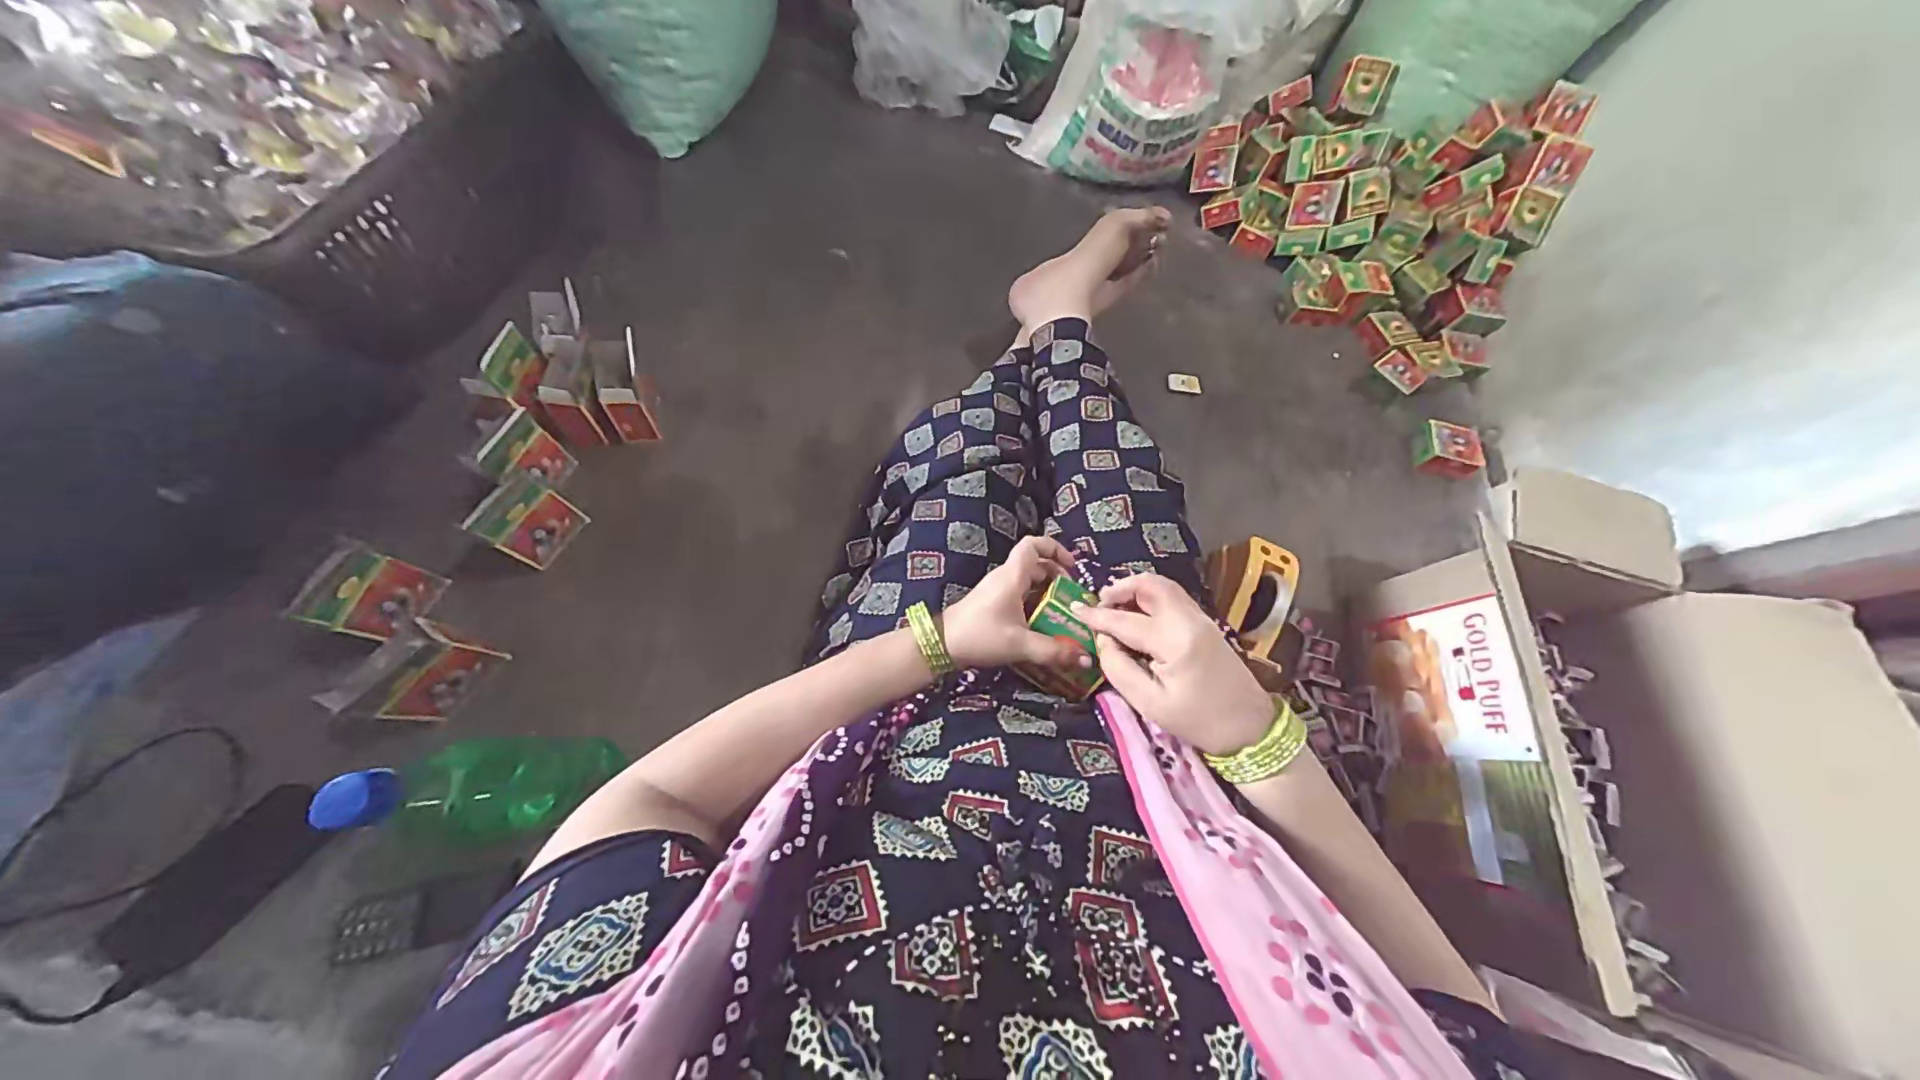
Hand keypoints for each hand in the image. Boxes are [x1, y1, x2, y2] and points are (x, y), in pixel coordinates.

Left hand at [941, 536, 1093, 671]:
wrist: (942, 644)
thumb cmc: (980, 636)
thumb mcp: (1020, 644)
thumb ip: (1053, 651)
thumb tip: (1086, 659)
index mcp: (1012, 576)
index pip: (1033, 544)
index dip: (1055, 548)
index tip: (1072, 567)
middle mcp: (1005, 577)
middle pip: (1036, 564)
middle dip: (1057, 577)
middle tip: (1072, 597)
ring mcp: (997, 589)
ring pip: (1028, 581)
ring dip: (1047, 592)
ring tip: (1062, 612)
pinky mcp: (993, 603)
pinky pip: (1020, 594)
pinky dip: (1034, 602)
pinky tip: (1043, 623)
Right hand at [1073, 574, 1272, 756]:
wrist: (1249, 728)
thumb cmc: (1198, 721)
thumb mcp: (1149, 703)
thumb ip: (1119, 667)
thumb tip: (1104, 640)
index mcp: (1175, 641)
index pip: (1126, 620)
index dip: (1097, 616)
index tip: (1075, 610)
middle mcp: (1189, 621)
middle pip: (1151, 585)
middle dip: (1120, 588)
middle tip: (1099, 604)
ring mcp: (1202, 619)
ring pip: (1164, 587)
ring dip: (1135, 590)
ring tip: (1114, 606)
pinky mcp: (1206, 624)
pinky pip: (1174, 597)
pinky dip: (1151, 597)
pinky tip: (1137, 614)